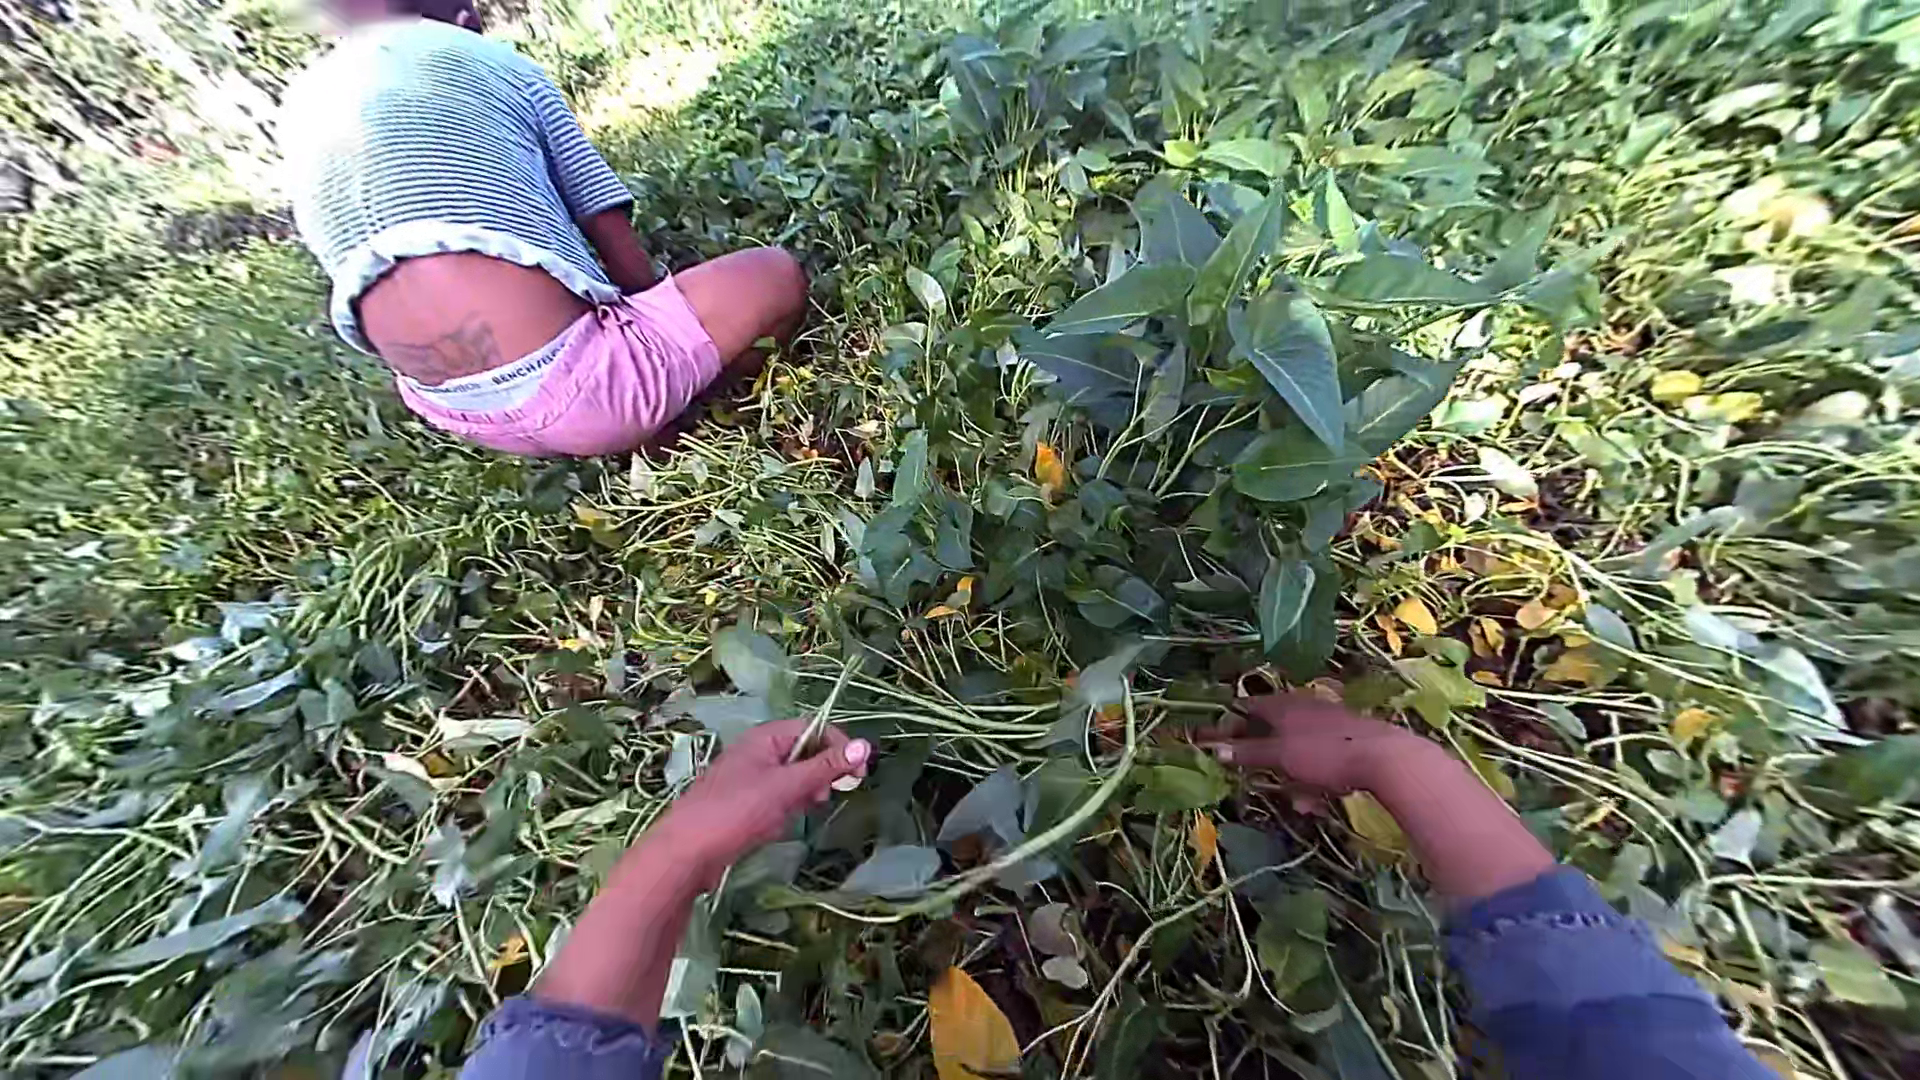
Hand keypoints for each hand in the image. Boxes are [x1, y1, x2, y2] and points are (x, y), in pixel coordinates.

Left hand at [655, 718, 870, 882]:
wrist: (682, 856)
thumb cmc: (736, 812)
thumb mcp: (787, 787)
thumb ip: (826, 766)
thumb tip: (865, 745)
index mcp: (767, 737)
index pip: (815, 728)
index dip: (839, 746)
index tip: (858, 773)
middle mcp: (758, 751)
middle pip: (805, 752)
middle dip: (819, 774)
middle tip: (822, 797)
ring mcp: (749, 777)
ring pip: (792, 778)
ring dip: (801, 794)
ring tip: (795, 814)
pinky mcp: (743, 802)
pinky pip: (776, 797)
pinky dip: (784, 810)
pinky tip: (775, 827)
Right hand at [1197, 694, 1427, 794]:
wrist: (1388, 760)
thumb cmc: (1324, 752)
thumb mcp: (1279, 756)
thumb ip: (1247, 753)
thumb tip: (1215, 749)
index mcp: (1280, 704)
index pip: (1244, 708)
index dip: (1230, 726)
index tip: (1220, 746)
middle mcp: (1301, 707)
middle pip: (1271, 731)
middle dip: (1264, 759)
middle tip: (1259, 779)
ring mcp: (1328, 722)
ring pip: (1298, 749)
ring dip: (1292, 776)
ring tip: (1299, 802)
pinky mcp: (1350, 740)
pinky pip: (1321, 758)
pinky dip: (1316, 778)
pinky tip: (1320, 801)